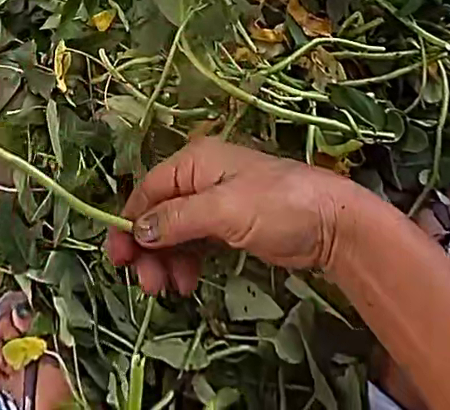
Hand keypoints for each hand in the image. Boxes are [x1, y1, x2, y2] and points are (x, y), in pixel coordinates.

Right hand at [104, 138, 377, 295]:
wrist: (331, 222)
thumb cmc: (276, 205)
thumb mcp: (224, 210)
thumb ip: (179, 218)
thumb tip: (139, 229)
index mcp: (194, 161)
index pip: (149, 190)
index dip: (131, 222)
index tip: (118, 258)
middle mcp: (199, 176)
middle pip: (159, 212)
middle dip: (150, 247)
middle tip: (149, 285)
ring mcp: (215, 201)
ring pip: (175, 230)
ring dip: (167, 259)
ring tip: (175, 288)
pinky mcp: (228, 224)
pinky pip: (194, 241)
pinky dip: (186, 260)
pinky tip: (189, 281)